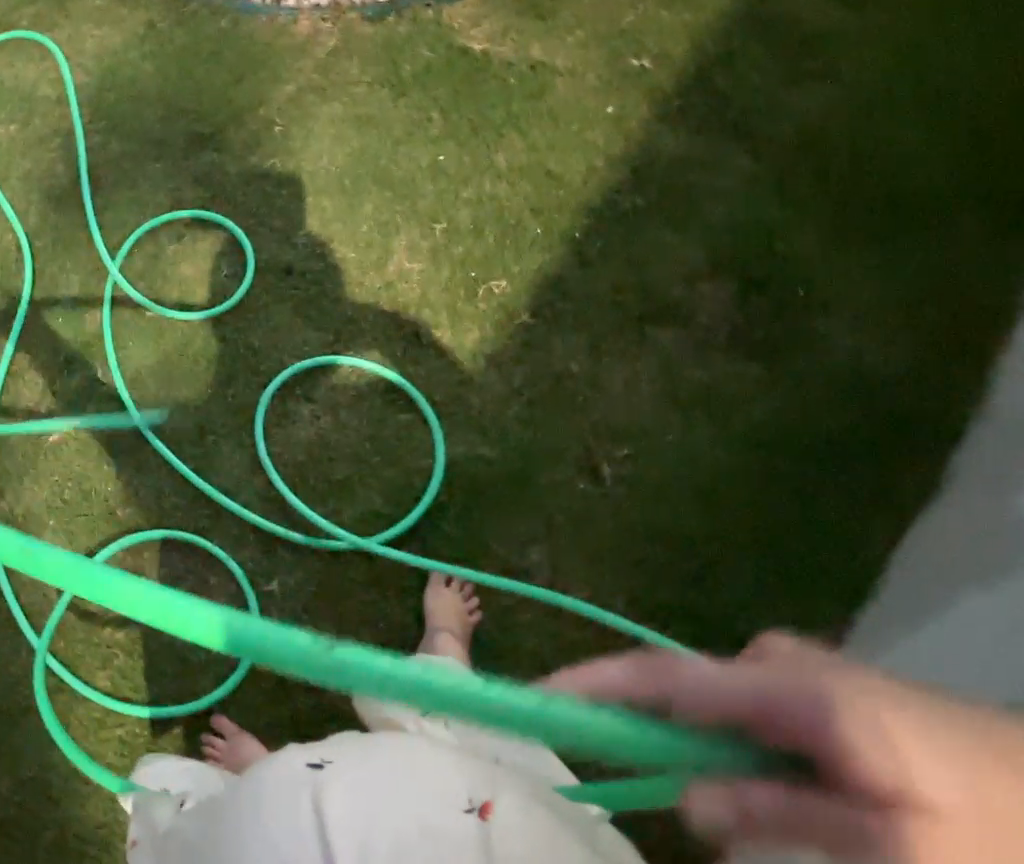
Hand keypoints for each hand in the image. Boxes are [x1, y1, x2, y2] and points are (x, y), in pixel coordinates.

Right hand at [544, 631, 1023, 860]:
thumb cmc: (1002, 831)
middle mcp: (788, 662)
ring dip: (717, 755)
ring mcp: (808, 669)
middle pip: (686, 689)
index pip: (663, 676)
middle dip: (665, 739)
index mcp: (799, 690)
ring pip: (722, 707)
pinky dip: (749, 751)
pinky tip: (801, 796)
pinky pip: (754, 710)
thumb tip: (684, 798)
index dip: (591, 684)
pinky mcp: (827, 685)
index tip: (532, 698)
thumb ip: (782, 815)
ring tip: (776, 818)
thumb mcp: (901, 848)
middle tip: (689, 806)